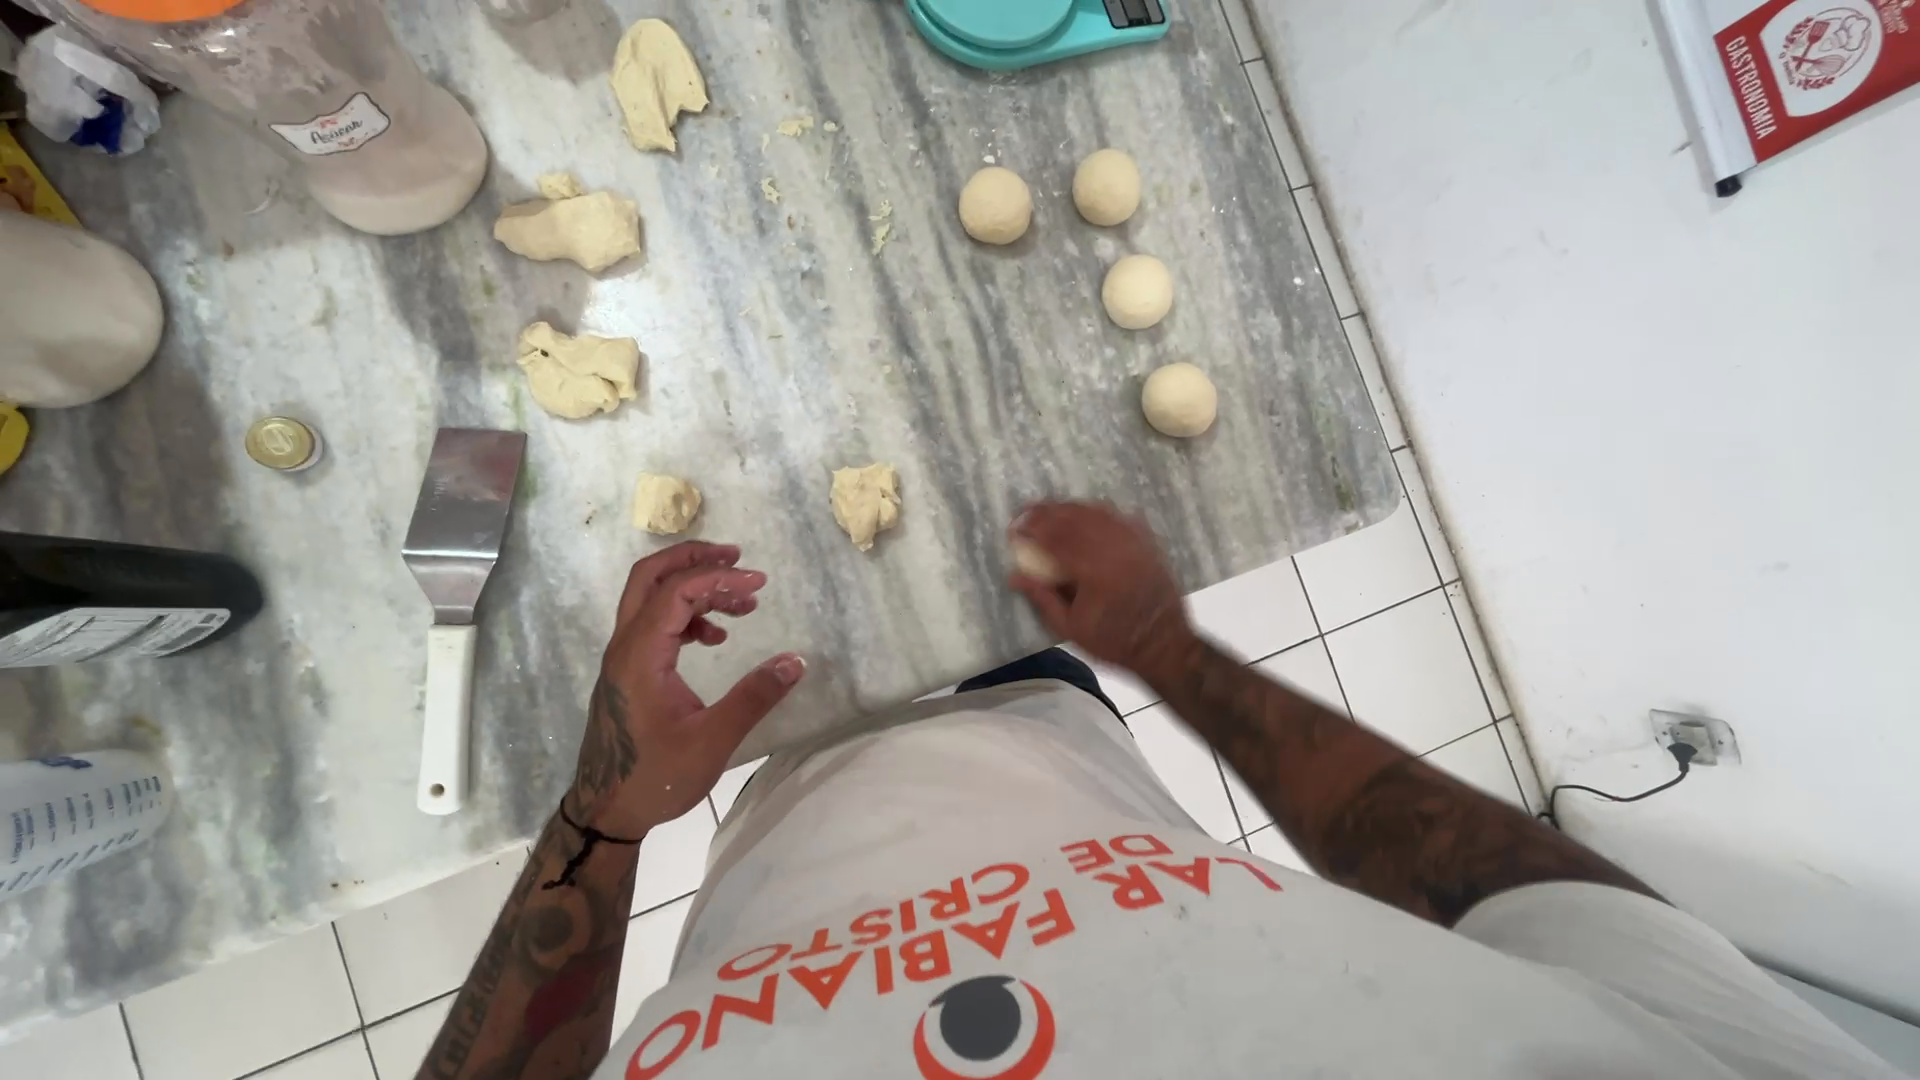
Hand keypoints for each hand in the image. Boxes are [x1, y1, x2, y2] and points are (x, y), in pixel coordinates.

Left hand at [567, 541, 804, 836]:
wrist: (606, 811)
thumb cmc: (656, 777)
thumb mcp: (713, 740)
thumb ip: (755, 697)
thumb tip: (797, 661)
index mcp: (640, 656)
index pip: (677, 591)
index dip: (720, 578)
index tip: (760, 584)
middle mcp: (625, 647)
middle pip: (650, 577)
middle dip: (694, 559)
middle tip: (737, 557)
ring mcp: (623, 658)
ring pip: (652, 598)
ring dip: (695, 588)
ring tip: (742, 602)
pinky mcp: (629, 671)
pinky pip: (655, 623)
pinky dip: (687, 615)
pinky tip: (716, 636)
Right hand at [1009, 501, 1197, 679]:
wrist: (1164, 644)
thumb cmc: (1115, 642)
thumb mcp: (1071, 627)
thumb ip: (1042, 597)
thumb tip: (1014, 576)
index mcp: (1092, 570)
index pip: (1054, 538)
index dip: (1031, 528)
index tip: (1013, 528)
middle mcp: (1114, 548)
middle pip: (1073, 518)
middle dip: (1046, 512)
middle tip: (1026, 512)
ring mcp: (1133, 542)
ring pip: (1096, 512)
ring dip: (1069, 508)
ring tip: (1050, 510)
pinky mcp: (1146, 542)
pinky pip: (1119, 516)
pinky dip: (1098, 512)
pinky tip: (1086, 514)